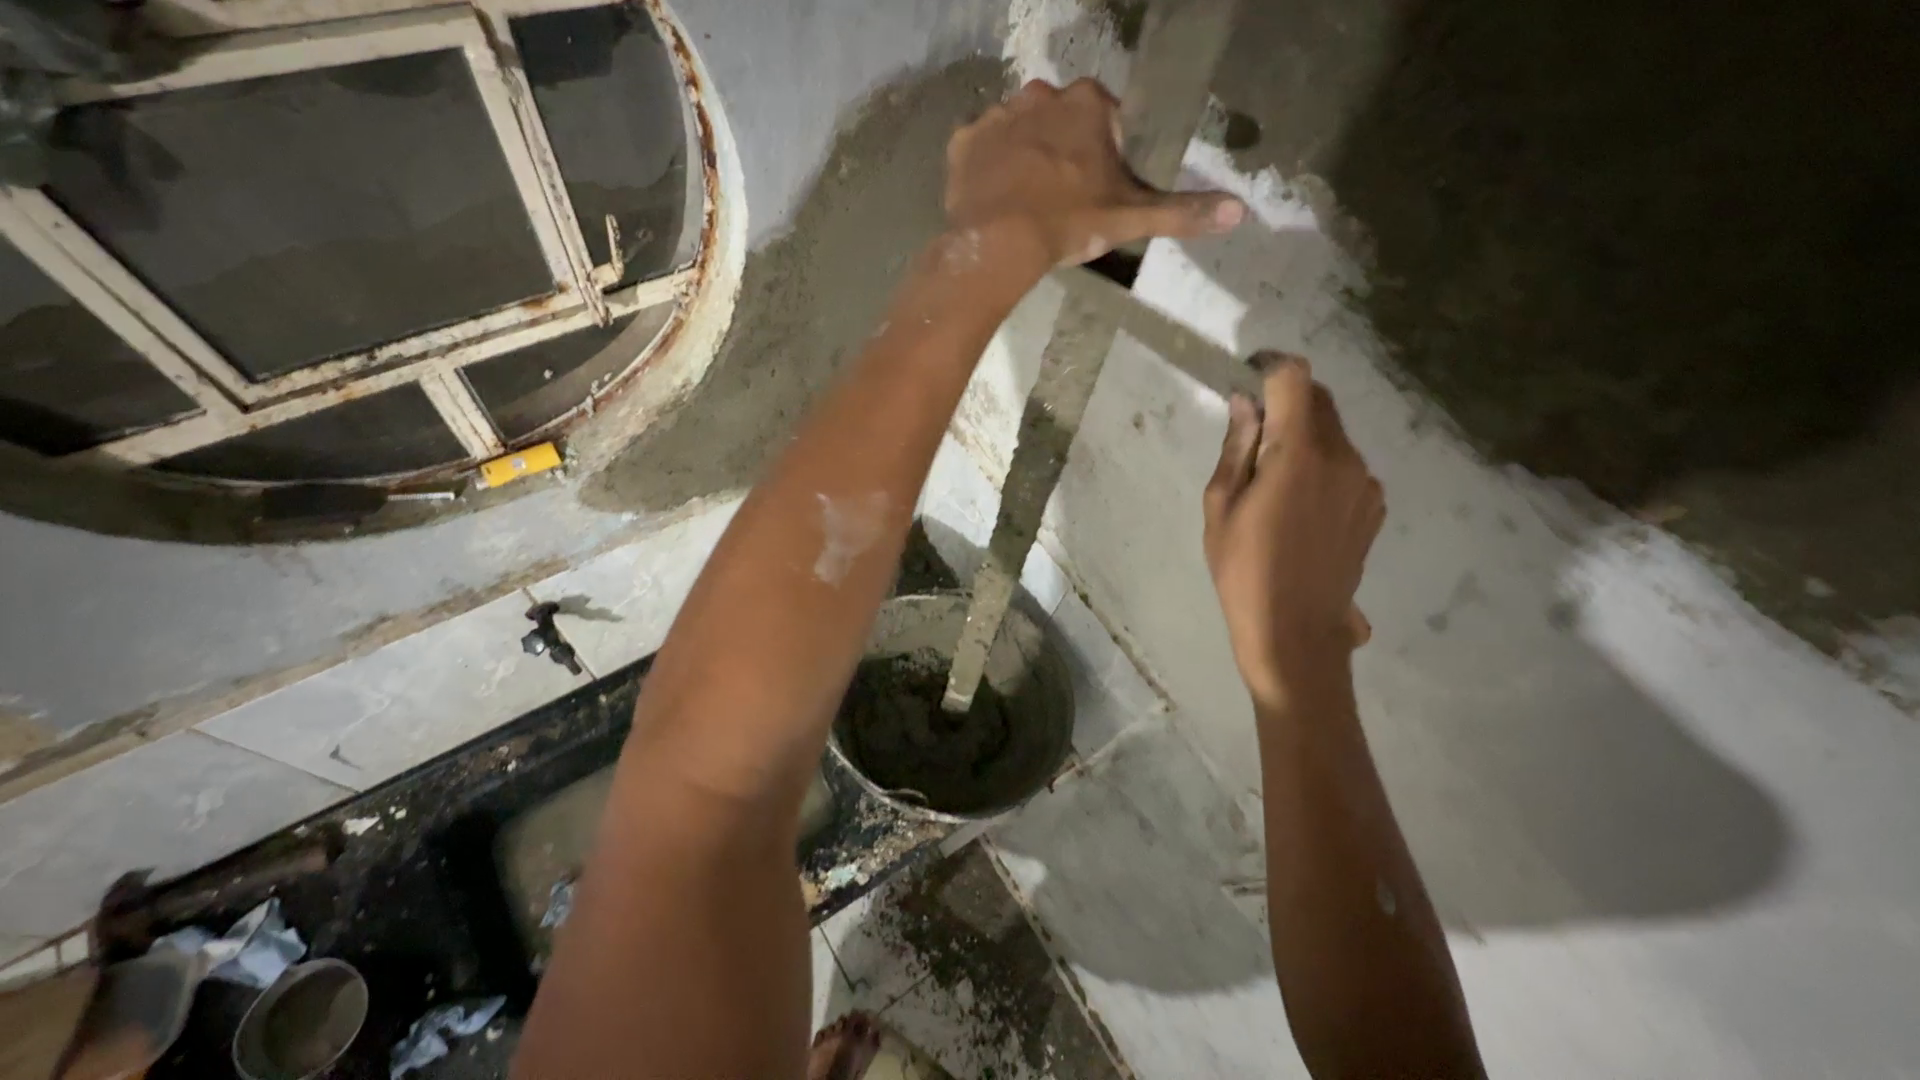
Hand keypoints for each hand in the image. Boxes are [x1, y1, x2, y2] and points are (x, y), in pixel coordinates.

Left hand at [943, 78, 1244, 266]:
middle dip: (1063, 148)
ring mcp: (998, 114)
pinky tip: (995, 197)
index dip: (1104, 153)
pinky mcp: (964, 140)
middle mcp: (1042, 94)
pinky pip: (981, 147)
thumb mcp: (1132, 219)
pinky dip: (988, 167)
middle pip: (1061, 118)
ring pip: (1020, 129)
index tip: (1097, 185)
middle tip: (1062, 195)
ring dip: (1025, 154)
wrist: (998, 242)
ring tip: (1027, 199)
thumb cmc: (1070, 222)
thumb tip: (1240, 211)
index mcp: (1088, 103)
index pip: (1106, 118)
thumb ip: (1183, 212)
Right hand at [1203, 354, 1383, 705]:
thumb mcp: (1220, 506)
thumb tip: (1245, 402)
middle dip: (1286, 400)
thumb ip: (1237, 446)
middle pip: (1319, 399)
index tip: (1247, 376)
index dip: (1270, 366)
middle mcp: (1343, 456)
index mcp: (1300, 452)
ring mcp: (1364, 482)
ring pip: (1334, 433)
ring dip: (1304, 435)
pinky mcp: (1373, 505)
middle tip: (1252, 431)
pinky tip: (1299, 505)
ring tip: (1273, 479)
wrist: (1295, 632)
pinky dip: (1322, 464)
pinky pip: (1346, 465)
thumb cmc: (1243, 570)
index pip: (1294, 377)